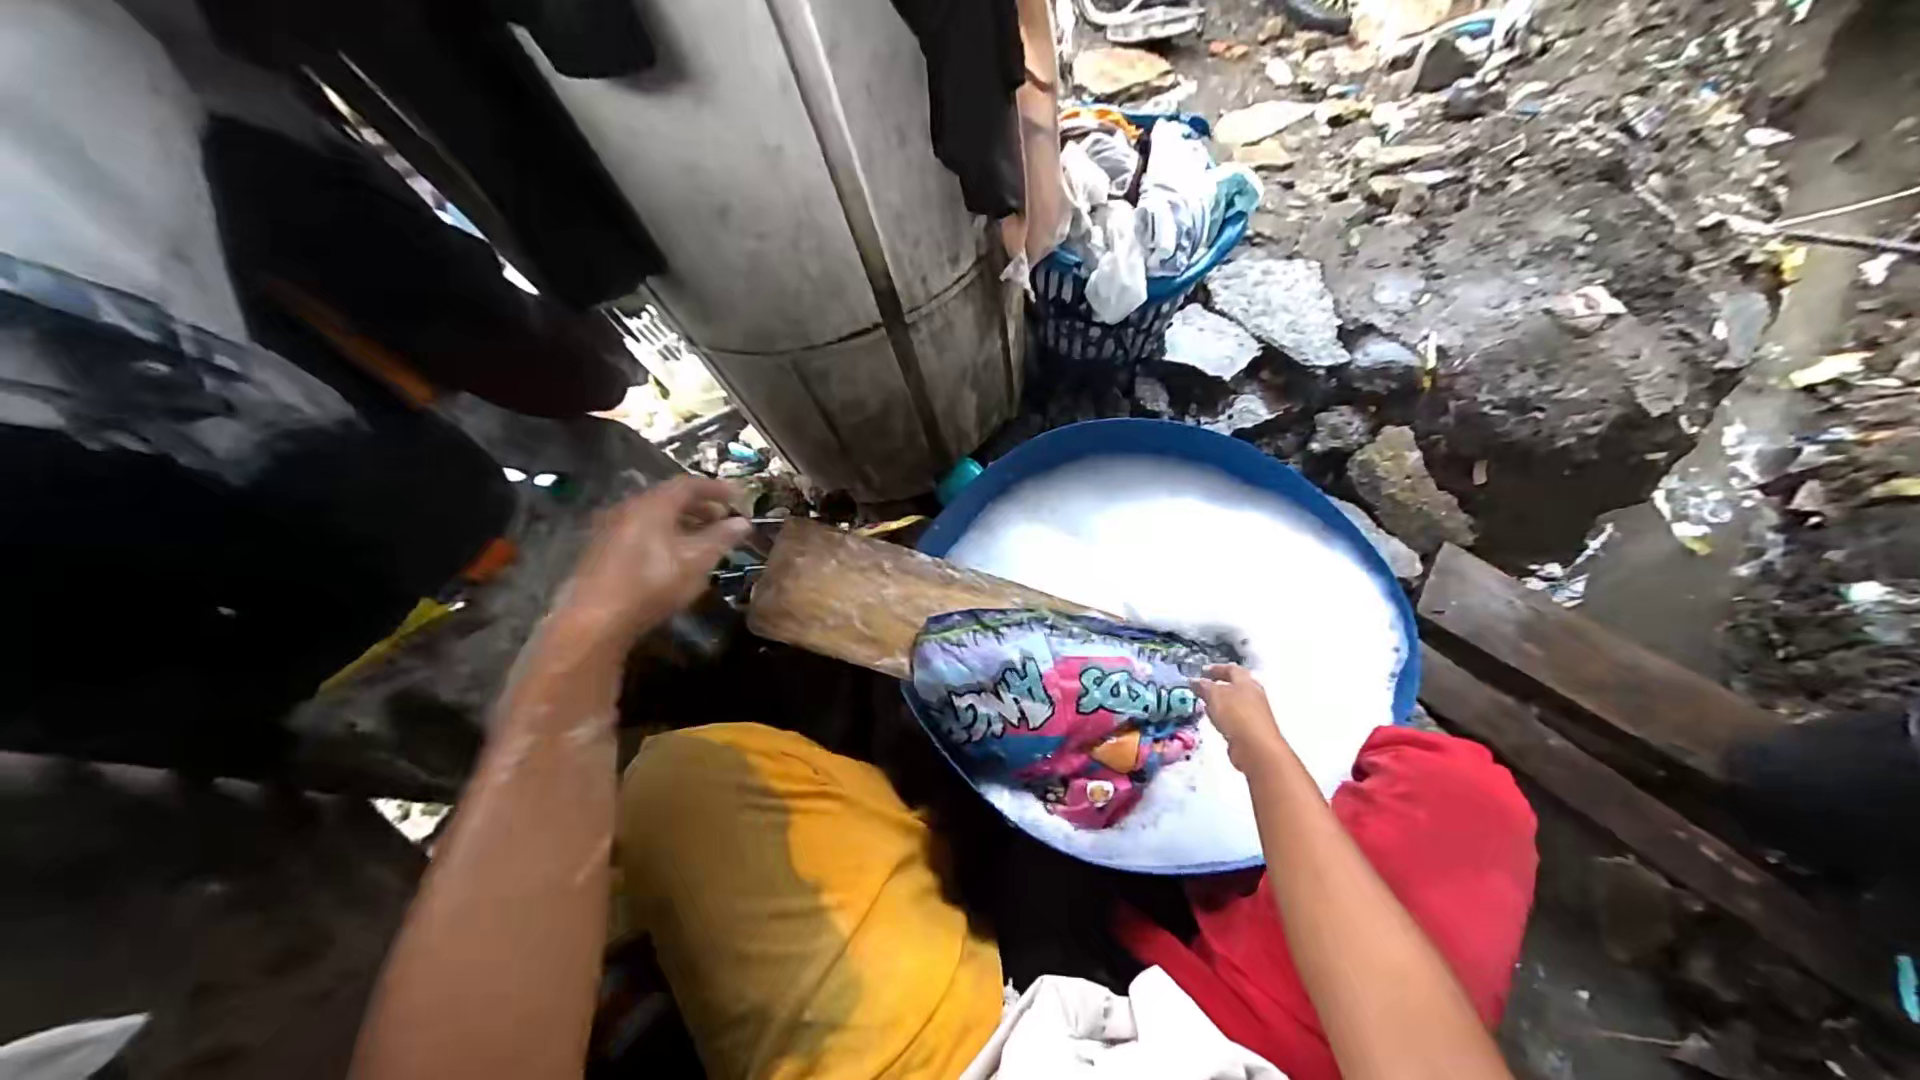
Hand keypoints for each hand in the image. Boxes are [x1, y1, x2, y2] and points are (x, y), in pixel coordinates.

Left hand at [551, 476, 751, 648]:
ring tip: (703, 538)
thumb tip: (743, 522)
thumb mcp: (696, 562)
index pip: (689, 484)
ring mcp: (611, 527)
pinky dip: (663, 532)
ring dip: (682, 521)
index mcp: (653, 504)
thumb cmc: (652, 584)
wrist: (595, 620)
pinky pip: (640, 529)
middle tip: (723, 519)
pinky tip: (673, 555)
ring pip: (654, 514)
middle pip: (669, 497)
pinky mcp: (601, 548)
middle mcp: (629, 507)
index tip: (738, 498)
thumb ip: (721, 538)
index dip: (716, 488)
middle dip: (700, 506)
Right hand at [1191, 663, 1289, 773]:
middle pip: (1235, 686)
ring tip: (1207, 704)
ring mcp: (1255, 713)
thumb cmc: (1238, 715)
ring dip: (1221, 702)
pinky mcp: (1252, 730)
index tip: (1204, 670)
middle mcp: (1254, 695)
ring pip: (1235, 703)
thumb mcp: (1214, 695)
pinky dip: (1225, 717)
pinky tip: (1217, 722)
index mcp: (1246, 682)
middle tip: (1204, 687)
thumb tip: (1195, 681)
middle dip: (1218, 686)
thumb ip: (1203, 686)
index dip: (1216, 668)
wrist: (1256, 747)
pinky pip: (1236, 718)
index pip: (1231, 669)